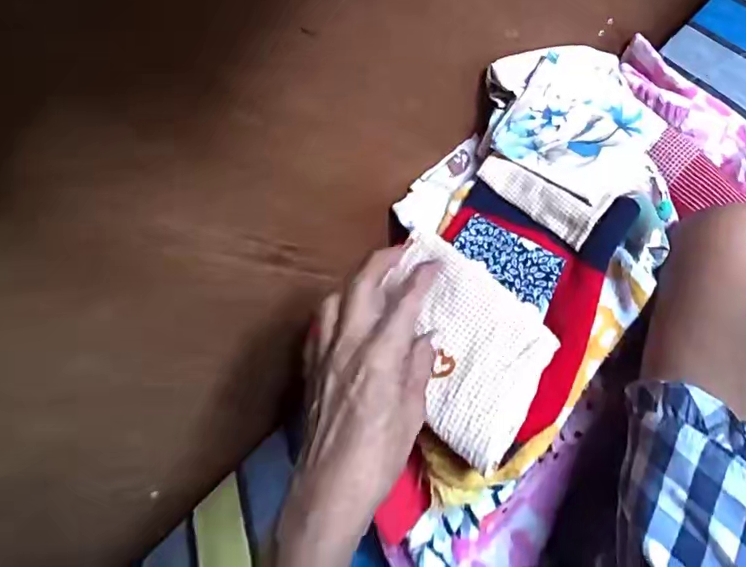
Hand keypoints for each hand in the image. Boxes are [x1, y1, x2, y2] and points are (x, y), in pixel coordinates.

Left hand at [274, 246, 438, 566]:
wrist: (327, 495)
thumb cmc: (378, 457)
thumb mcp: (412, 414)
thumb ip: (418, 368)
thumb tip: (424, 338)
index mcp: (379, 355)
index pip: (404, 302)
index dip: (421, 277)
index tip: (435, 262)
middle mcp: (348, 345)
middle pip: (362, 285)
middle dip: (383, 260)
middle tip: (403, 251)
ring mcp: (324, 356)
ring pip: (334, 299)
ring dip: (356, 280)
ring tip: (375, 278)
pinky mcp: (310, 371)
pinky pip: (320, 325)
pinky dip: (336, 308)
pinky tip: (346, 314)